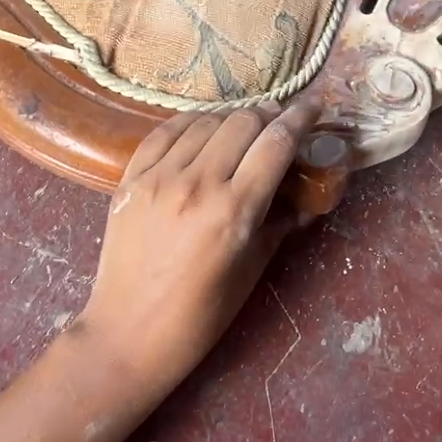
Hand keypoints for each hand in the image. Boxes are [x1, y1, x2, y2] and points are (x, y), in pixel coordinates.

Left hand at [77, 104, 318, 389]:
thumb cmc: (200, 316)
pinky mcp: (132, 178)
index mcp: (234, 211)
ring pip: (206, 120)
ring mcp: (160, 177)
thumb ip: (281, 222)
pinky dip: (191, 123)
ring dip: (232, 118)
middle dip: (269, 115)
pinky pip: (166, 131)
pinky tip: (203, 128)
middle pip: (244, 122)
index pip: (276, 143)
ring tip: (242, 127)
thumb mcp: (253, 269)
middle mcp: (198, 183)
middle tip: (278, 122)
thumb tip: (307, 192)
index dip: (301, 117)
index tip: (314, 105)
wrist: (127, 335)